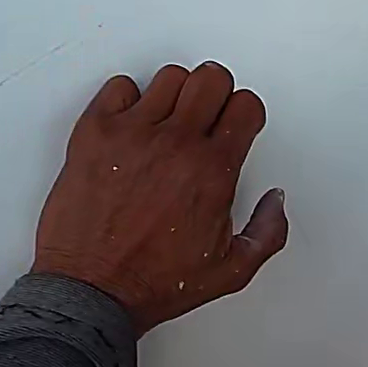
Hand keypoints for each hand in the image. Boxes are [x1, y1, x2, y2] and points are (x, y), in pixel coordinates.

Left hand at [33, 61, 288, 333]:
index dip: (245, 114)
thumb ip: (267, 233)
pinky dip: (128, 99)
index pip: (246, 105)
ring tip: (167, 124)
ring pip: (170, 77)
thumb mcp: (231, 272)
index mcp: (212, 171)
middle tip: (206, 117)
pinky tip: (131, 126)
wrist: (92, 289)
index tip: (236, 126)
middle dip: (217, 94)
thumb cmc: (151, 282)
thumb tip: (275, 200)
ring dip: (175, 96)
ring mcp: (132, 134)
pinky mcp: (94, 133)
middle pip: (211, 78)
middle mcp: (175, 144)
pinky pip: (119, 86)